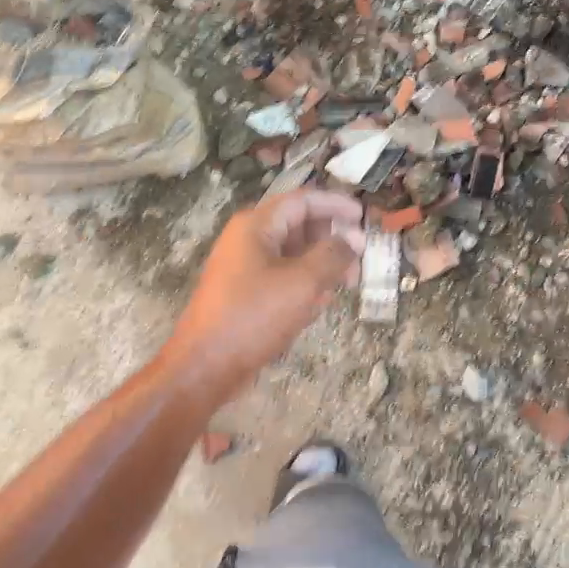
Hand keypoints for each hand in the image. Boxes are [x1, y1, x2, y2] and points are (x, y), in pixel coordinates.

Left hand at [164, 189, 365, 398]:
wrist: (204, 367)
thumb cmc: (254, 316)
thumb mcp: (302, 282)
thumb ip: (333, 255)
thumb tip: (353, 240)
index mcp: (256, 225)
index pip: (303, 200)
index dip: (336, 205)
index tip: (364, 217)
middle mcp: (248, 239)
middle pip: (299, 225)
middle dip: (331, 239)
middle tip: (358, 260)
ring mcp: (244, 267)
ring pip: (293, 254)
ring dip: (321, 265)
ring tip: (344, 285)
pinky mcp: (245, 294)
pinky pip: (283, 278)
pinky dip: (304, 285)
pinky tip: (320, 305)